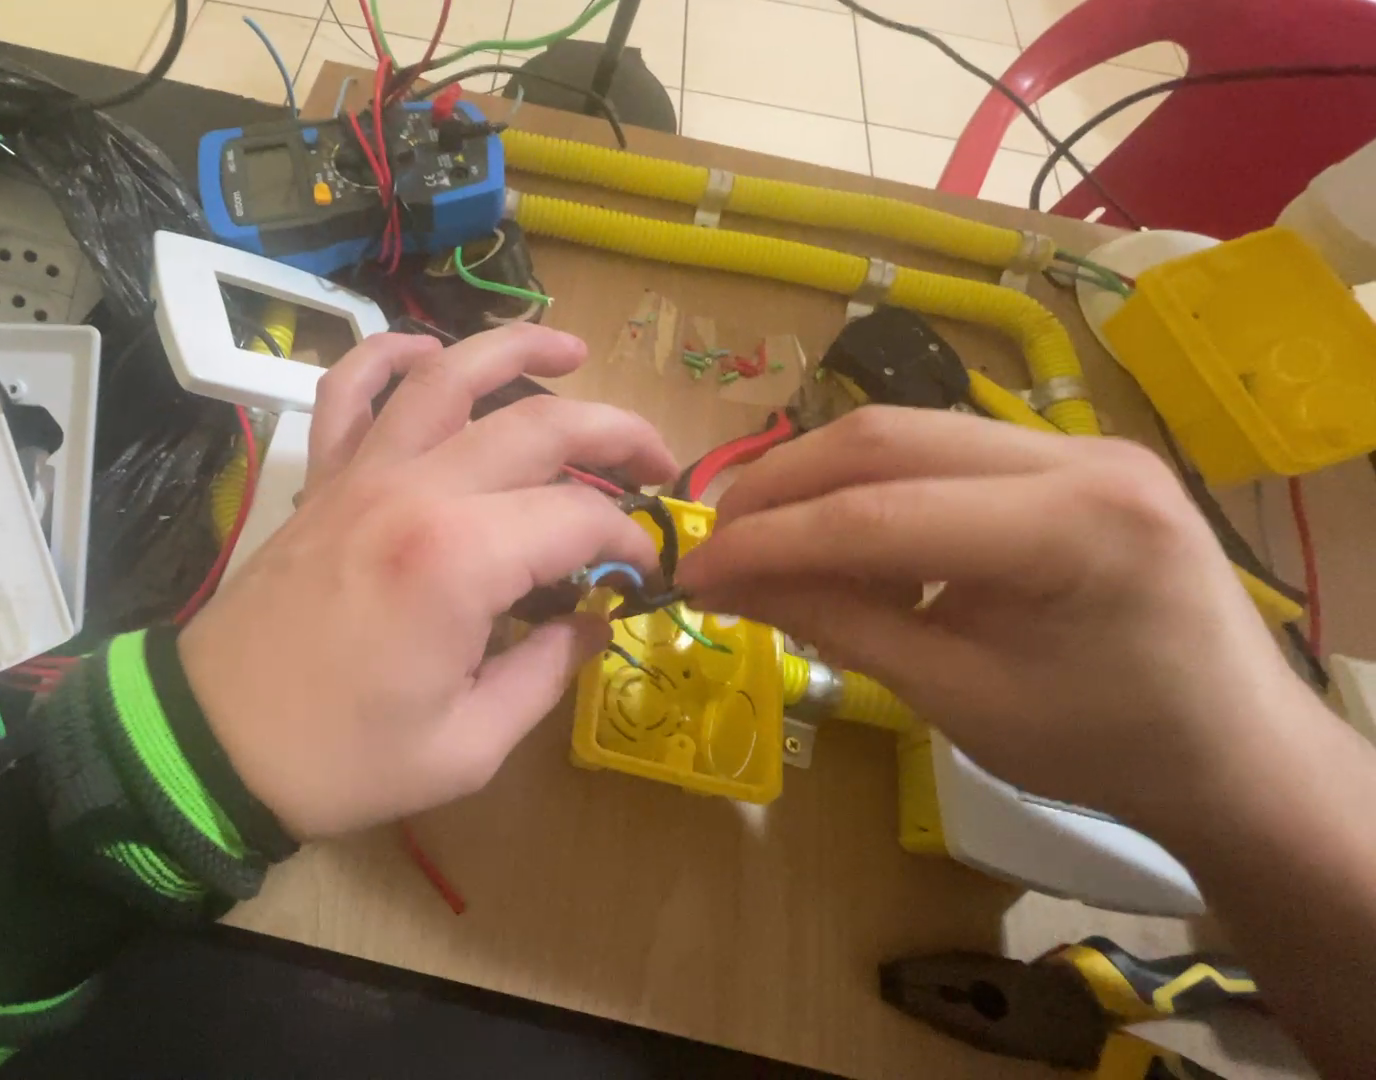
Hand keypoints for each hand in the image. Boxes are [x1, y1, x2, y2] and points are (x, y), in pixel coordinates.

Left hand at [179, 326, 678, 839]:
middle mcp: (416, 491)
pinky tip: (427, 353)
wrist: (213, 743)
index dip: (630, 541)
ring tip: (571, 349)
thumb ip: (545, 672)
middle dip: (615, 434)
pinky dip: (387, 355)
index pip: (579, 520)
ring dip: (516, 349)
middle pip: (537, 426)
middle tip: (656, 462)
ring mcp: (360, 474)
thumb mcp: (467, 745)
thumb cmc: (340, 757)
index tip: (645, 573)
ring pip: (447, 377)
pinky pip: (348, 391)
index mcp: (460, 560)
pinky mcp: (321, 480)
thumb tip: (592, 620)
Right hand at [674, 407, 1314, 825]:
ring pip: (891, 432)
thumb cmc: (1097, 744)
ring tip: (765, 545)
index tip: (689, 573)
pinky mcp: (1053, 454)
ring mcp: (1069, 444)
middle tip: (715, 545)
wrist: (1232, 750)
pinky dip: (854, 491)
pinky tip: (841, 543)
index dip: (763, 543)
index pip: (873, 516)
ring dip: (807, 484)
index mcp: (1073, 529)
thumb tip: (720, 583)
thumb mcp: (946, 693)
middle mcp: (1076, 455)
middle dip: (773, 491)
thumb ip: (829, 622)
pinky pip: (923, 452)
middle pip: (877, 441)